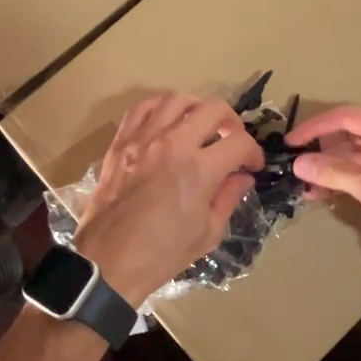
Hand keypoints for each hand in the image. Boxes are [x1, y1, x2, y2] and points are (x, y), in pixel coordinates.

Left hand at [73, 93, 262, 304]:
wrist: (108, 261)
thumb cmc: (161, 254)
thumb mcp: (207, 233)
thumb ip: (228, 198)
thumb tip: (242, 177)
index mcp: (199, 170)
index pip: (239, 143)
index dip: (253, 152)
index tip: (252, 165)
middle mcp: (174, 144)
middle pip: (214, 109)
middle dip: (232, 123)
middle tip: (231, 140)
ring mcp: (144, 138)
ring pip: (178, 99)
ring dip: (197, 109)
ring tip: (200, 126)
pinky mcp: (121, 141)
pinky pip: (143, 107)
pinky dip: (161, 107)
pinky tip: (168, 122)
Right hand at [286, 106, 360, 260]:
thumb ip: (334, 174)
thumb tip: (297, 163)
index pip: (346, 117)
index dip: (315, 128)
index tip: (290, 142)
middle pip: (349, 132)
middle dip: (322, 150)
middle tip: (295, 165)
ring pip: (353, 152)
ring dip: (330, 168)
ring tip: (305, 186)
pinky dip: (344, 178)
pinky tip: (321, 194)